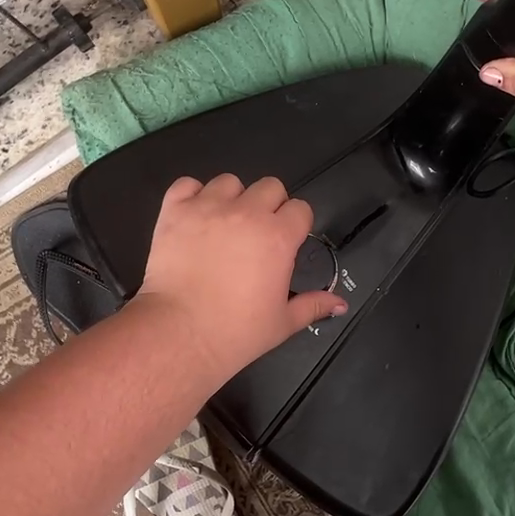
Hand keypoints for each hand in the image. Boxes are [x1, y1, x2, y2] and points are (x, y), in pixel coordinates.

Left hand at [133, 174, 346, 377]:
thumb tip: (339, 303)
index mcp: (278, 237)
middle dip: (269, 205)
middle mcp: (246, 213)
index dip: (296, 223)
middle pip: (270, 186)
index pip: (300, 208)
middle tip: (258, 232)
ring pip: (229, 182)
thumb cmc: (235, 331)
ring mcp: (208, 208)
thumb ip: (313, 305)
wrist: (180, 333)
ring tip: (224, 224)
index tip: (287, 239)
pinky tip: (194, 216)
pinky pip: (187, 184)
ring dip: (232, 198)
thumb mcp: (283, 323)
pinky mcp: (175, 211)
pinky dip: (192, 195)